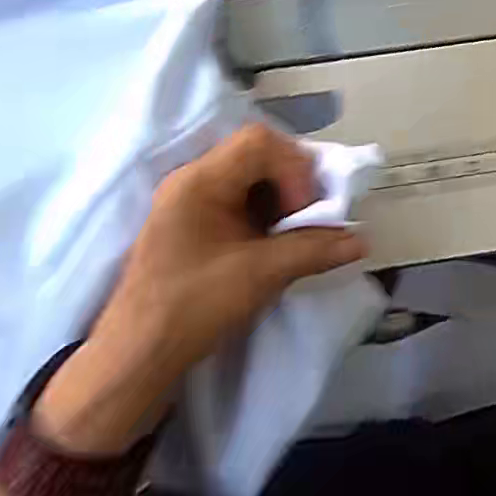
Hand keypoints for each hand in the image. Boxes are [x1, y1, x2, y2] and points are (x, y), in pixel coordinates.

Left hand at [32, 124, 367, 454]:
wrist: (138, 352)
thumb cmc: (194, 305)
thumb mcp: (259, 276)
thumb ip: (311, 250)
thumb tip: (358, 240)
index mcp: (200, 179)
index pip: (257, 142)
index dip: (293, 168)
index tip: (305, 212)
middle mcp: (190, 177)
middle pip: (252, 152)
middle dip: (289, 180)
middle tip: (308, 219)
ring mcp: (186, 198)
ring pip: (244, 174)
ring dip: (276, 195)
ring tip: (293, 233)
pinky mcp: (187, 220)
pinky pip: (231, 196)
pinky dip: (259, 210)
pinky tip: (270, 242)